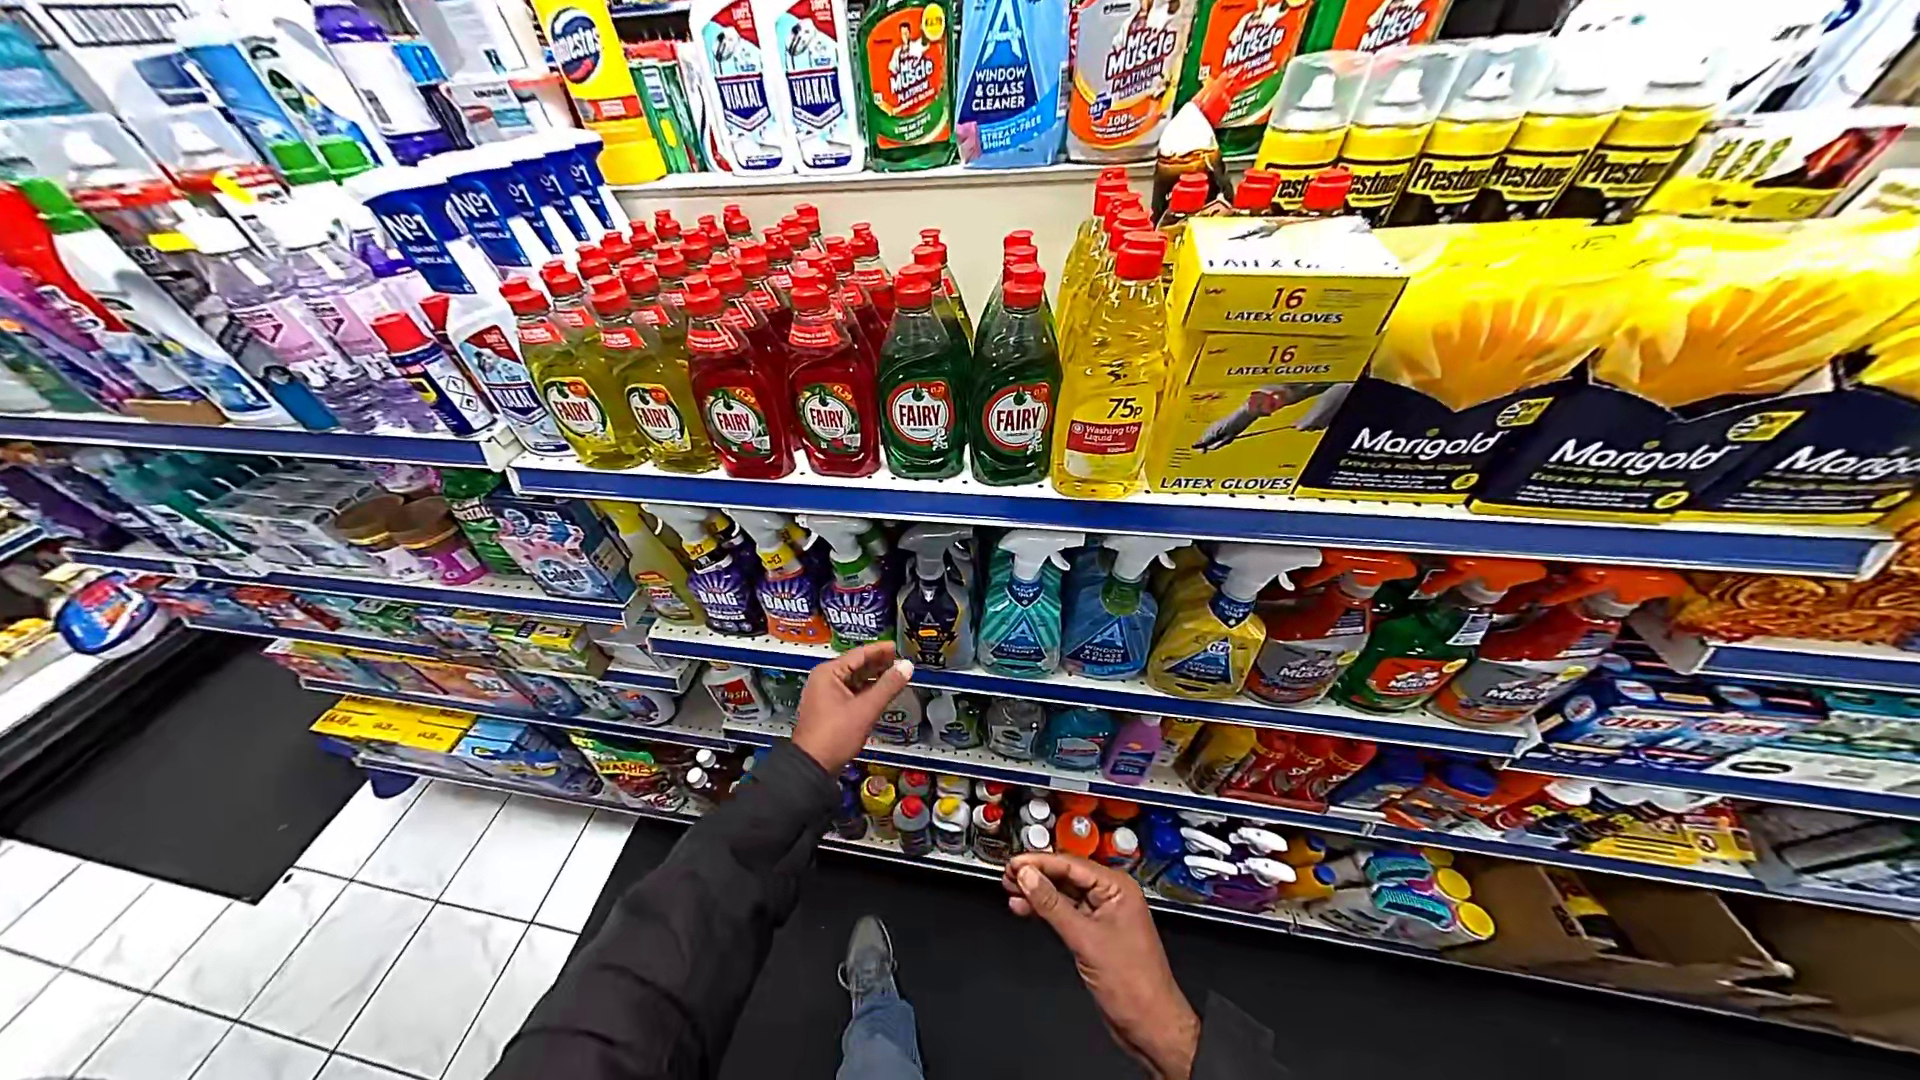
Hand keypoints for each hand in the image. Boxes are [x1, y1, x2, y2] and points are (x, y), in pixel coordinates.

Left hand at [790, 642, 911, 771]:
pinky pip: (852, 693)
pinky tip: (881, 693)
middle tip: (899, 661)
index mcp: (828, 673)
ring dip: (874, 678)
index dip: (880, 650)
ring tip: (894, 675)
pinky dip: (867, 691)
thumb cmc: (835, 735)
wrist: (813, 766)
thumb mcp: (866, 708)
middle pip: (856, 666)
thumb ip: (888, 685)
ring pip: (855, 680)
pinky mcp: (830, 710)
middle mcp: (824, 680)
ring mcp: (825, 695)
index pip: (859, 654)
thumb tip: (907, 666)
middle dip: (878, 664)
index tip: (897, 647)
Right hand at [1004, 853, 1199, 1079]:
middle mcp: (1111, 896)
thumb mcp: (1085, 939)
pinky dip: (1044, 910)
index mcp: (1117, 887)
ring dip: (1037, 893)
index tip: (1015, 864)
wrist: (1150, 1026)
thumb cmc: (1136, 985)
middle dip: (1036, 876)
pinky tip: (1026, 908)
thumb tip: (1029, 878)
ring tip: (1011, 890)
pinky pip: (1065, 911)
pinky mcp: (1094, 932)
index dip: (1039, 863)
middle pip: (1065, 875)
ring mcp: (1102, 914)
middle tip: (1009, 875)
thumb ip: (1052, 905)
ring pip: (1062, 894)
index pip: (1070, 863)